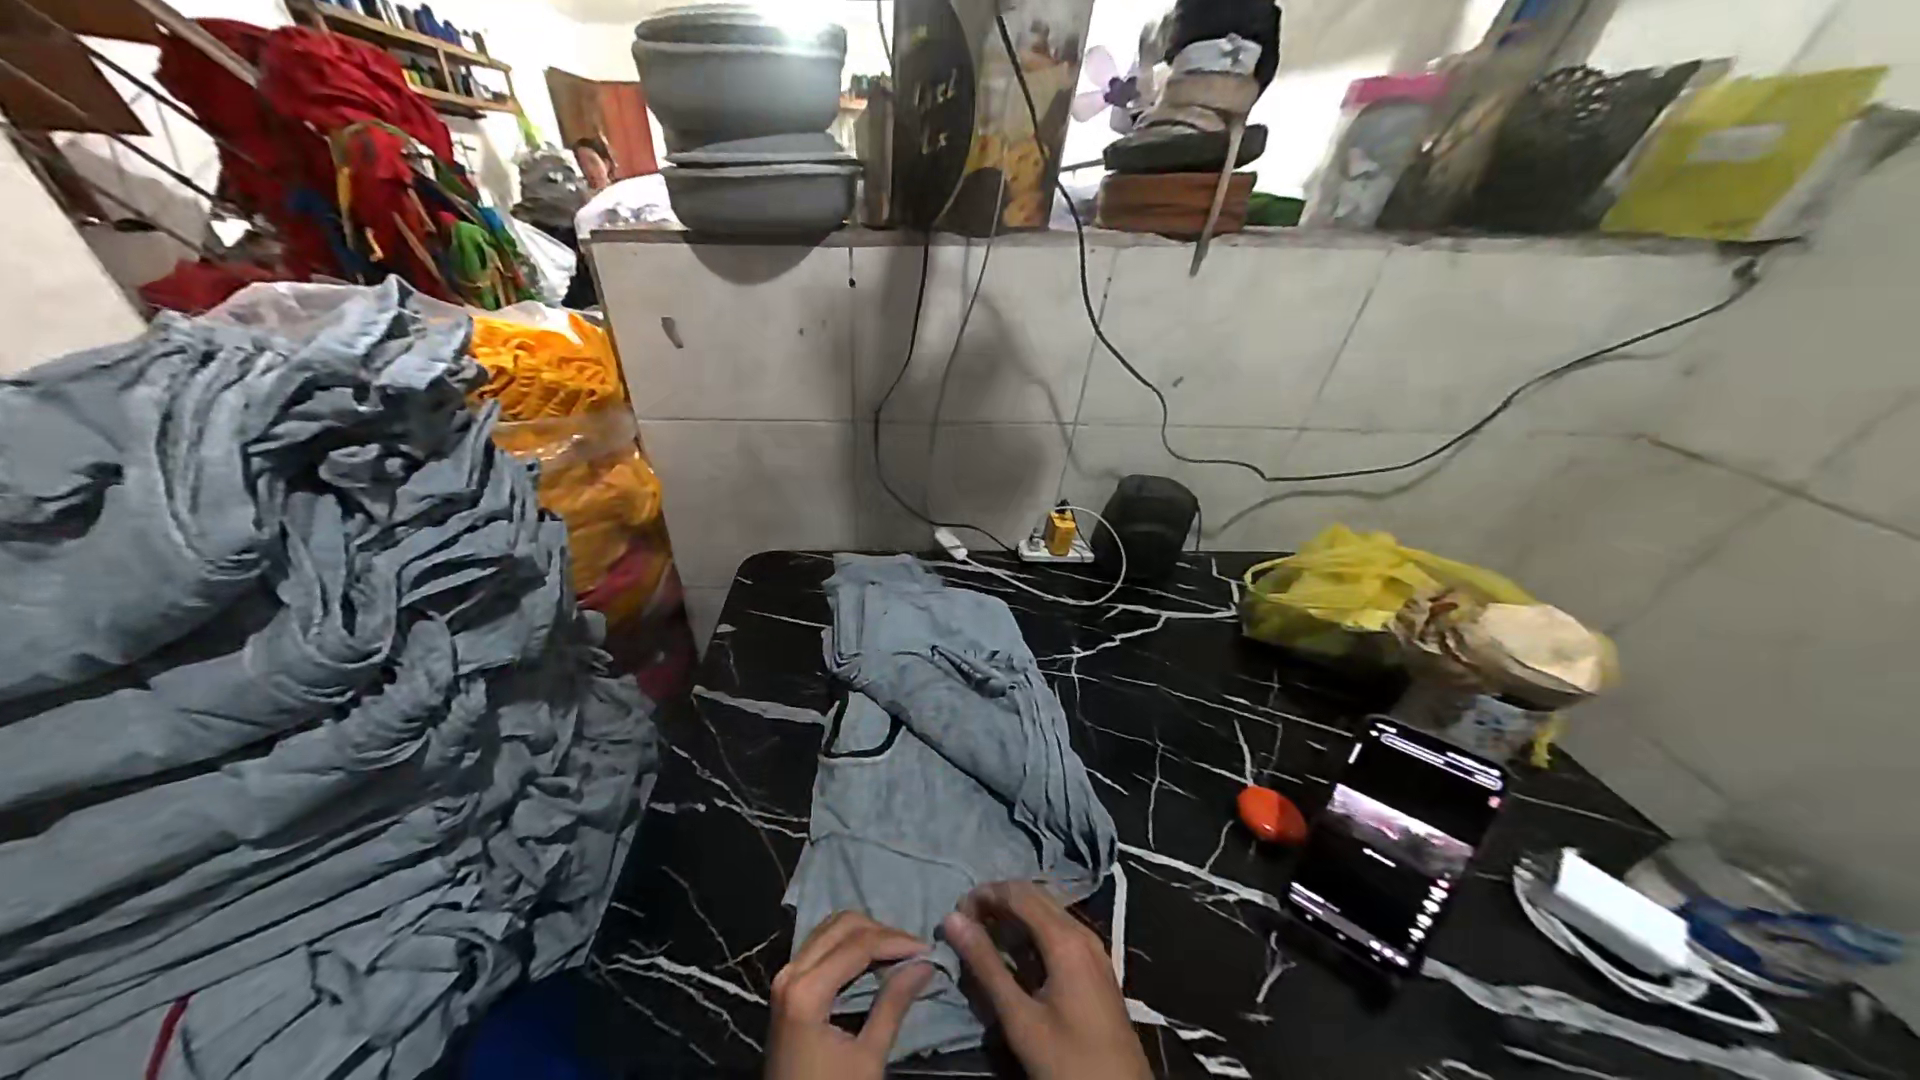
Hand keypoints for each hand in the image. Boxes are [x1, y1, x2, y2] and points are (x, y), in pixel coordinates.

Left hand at [766, 912, 936, 1079]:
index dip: (897, 941)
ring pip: (831, 927)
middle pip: (843, 925)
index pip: (859, 944)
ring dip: (866, 932)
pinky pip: (821, 942)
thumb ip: (894, 1004)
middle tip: (913, 950)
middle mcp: (791, 971)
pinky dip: (849, 941)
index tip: (928, 949)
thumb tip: (925, 964)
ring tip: (897, 951)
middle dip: (882, 931)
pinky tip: (872, 957)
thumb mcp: (867, 1058)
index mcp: (806, 991)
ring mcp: (786, 975)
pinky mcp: (787, 983)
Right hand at [942, 882, 1151, 1079]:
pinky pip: (1058, 927)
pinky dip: (1031, 927)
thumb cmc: (1068, 1061)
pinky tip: (1014, 949)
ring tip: (982, 932)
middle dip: (997, 900)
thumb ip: (986, 965)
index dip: (984, 895)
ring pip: (1047, 909)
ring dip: (1013, 912)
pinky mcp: (1095, 963)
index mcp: (1066, 938)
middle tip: (966, 921)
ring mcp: (1092, 946)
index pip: (1018, 893)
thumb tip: (952, 920)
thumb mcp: (1020, 1018)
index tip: (956, 914)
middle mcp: (1082, 931)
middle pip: (1034, 895)